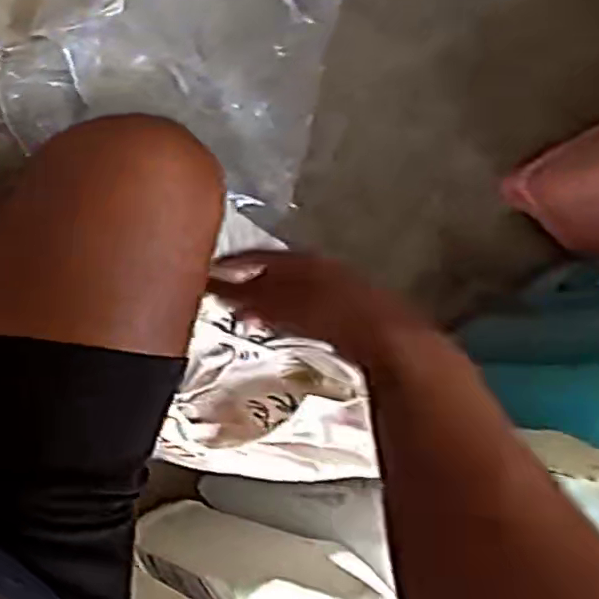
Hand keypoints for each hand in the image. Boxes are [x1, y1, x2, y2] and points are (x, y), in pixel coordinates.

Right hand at [207, 251, 433, 365]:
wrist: (391, 343)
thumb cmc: (328, 315)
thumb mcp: (270, 303)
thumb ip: (236, 292)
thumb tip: (207, 283)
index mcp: (301, 259)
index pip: (253, 255)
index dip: (227, 264)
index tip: (207, 272)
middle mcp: (322, 267)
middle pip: (272, 272)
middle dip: (246, 285)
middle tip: (224, 298)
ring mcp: (341, 288)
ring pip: (290, 290)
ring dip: (266, 302)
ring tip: (247, 317)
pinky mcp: (353, 310)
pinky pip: (307, 306)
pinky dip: (287, 313)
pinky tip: (279, 326)